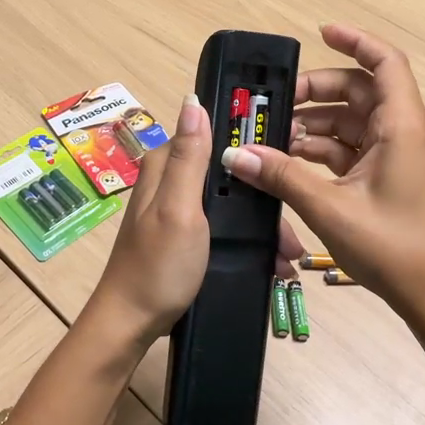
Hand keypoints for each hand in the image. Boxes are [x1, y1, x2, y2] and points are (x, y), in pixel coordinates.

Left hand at [88, 94, 303, 343]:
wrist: (132, 323)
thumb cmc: (158, 266)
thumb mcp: (179, 207)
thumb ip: (190, 157)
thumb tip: (194, 101)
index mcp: (165, 166)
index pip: (211, 135)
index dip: (247, 145)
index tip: (284, 162)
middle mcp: (169, 182)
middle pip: (227, 174)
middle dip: (262, 199)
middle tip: (291, 233)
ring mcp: (177, 211)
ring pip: (230, 205)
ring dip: (261, 228)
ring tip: (288, 256)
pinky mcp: (185, 237)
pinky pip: (224, 229)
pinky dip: (247, 243)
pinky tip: (270, 263)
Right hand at [220, 24, 424, 328]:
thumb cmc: (395, 248)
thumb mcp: (330, 209)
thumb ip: (282, 176)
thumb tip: (237, 155)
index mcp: (402, 127)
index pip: (385, 63)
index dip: (354, 40)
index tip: (319, 32)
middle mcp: (403, 133)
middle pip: (359, 91)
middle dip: (316, 91)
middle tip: (275, 104)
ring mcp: (397, 157)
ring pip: (351, 122)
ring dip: (314, 126)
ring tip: (272, 140)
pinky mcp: (389, 179)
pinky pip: (352, 150)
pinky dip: (322, 151)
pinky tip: (289, 164)